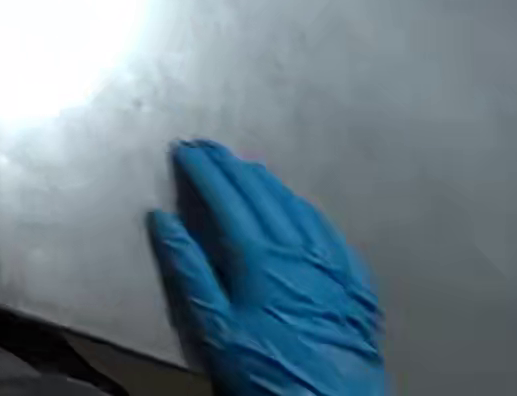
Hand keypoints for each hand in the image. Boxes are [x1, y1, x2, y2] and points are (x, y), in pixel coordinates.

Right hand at [148, 142, 383, 395]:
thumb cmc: (264, 371)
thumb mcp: (214, 328)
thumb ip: (189, 269)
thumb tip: (160, 217)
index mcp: (259, 257)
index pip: (225, 197)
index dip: (203, 169)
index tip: (184, 149)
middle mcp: (296, 250)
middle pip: (258, 192)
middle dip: (229, 165)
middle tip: (206, 146)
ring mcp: (331, 264)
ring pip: (293, 205)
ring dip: (264, 180)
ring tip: (242, 165)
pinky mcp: (356, 283)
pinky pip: (327, 231)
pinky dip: (303, 208)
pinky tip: (295, 202)